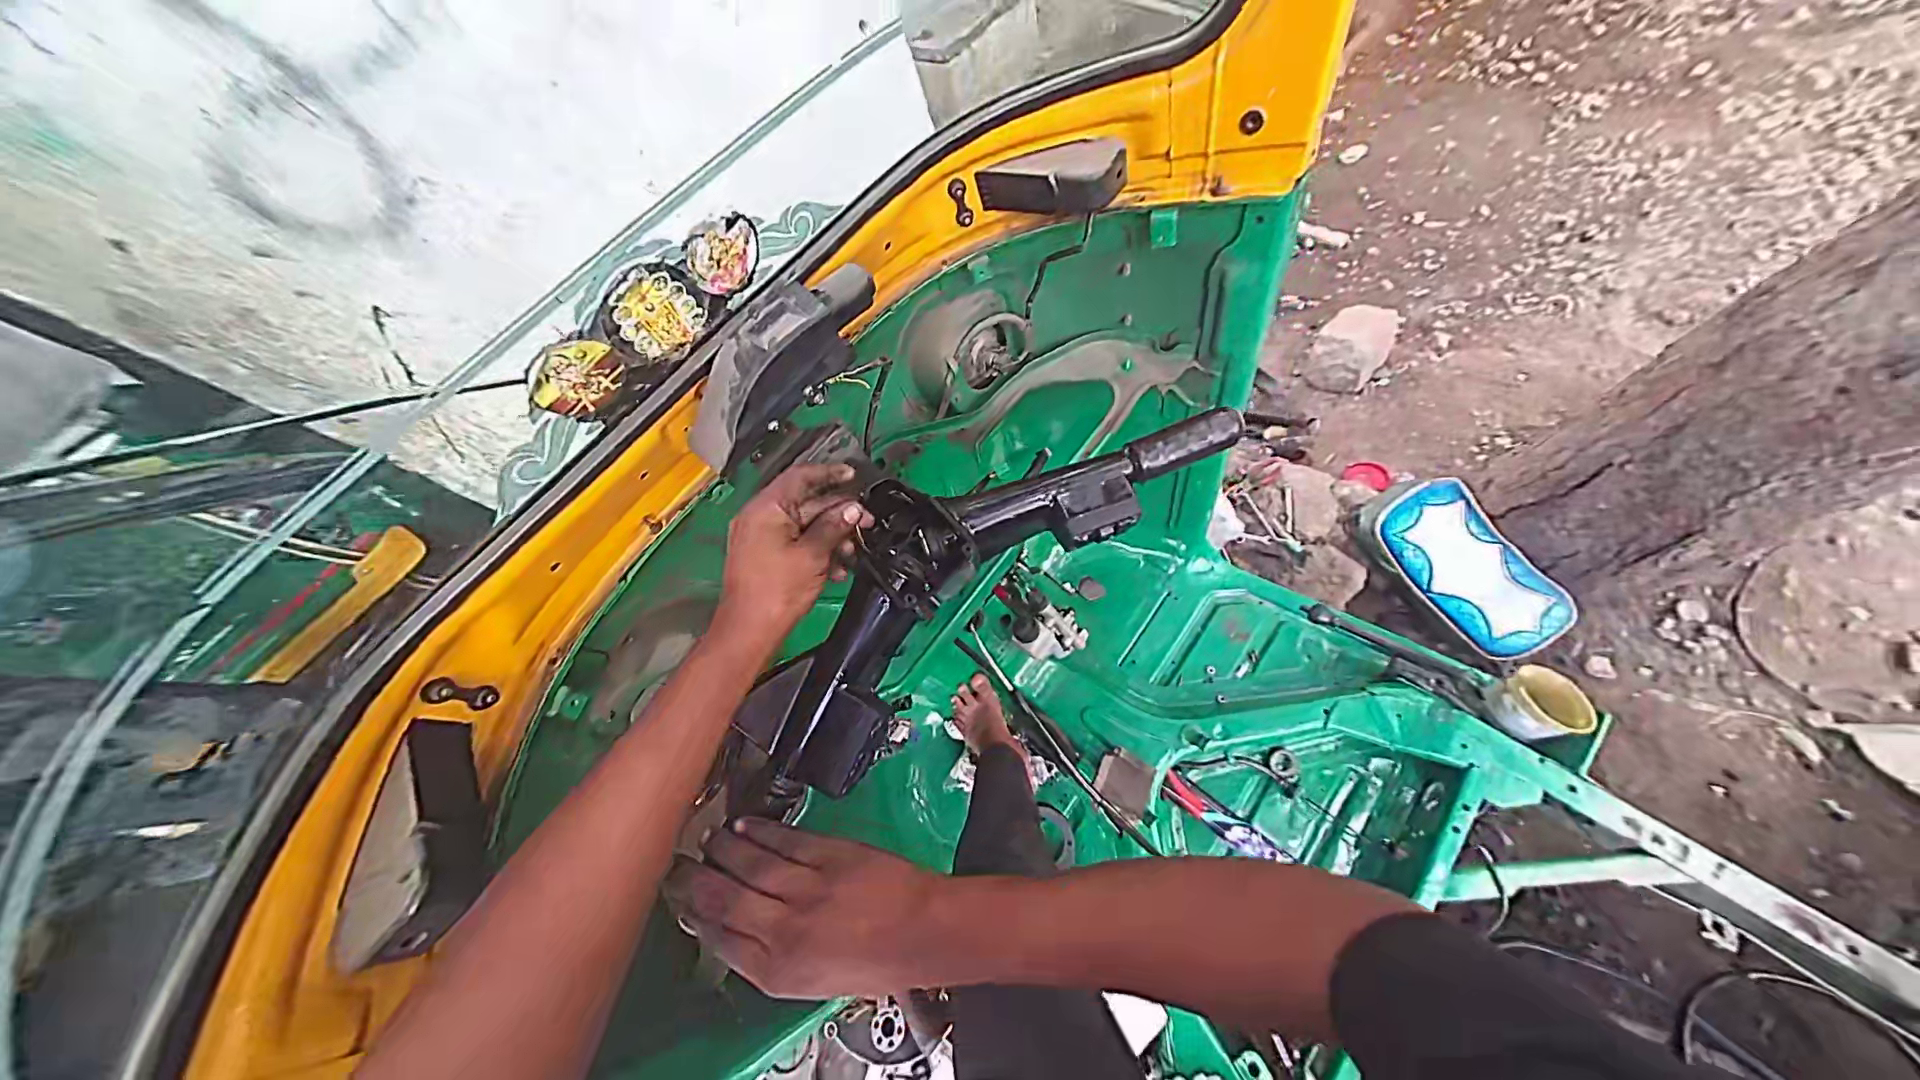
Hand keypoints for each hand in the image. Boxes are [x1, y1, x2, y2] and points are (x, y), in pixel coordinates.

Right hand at [664, 819, 944, 999]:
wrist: (921, 933)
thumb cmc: (875, 961)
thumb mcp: (813, 981)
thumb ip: (772, 957)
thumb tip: (741, 932)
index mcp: (778, 971)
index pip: (720, 939)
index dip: (696, 916)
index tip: (683, 900)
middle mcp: (785, 931)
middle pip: (726, 899)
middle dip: (698, 879)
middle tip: (682, 864)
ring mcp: (807, 890)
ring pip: (751, 864)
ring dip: (726, 849)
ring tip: (710, 839)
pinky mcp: (829, 856)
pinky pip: (785, 841)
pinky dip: (761, 831)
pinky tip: (745, 826)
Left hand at [713, 463, 871, 651]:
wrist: (750, 631)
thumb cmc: (774, 593)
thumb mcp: (813, 554)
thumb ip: (834, 526)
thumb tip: (852, 509)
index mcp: (766, 508)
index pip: (801, 477)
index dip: (830, 473)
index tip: (852, 475)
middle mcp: (759, 517)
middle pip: (806, 503)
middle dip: (838, 513)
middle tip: (864, 522)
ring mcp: (760, 537)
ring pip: (805, 525)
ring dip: (831, 535)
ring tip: (851, 551)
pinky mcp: (765, 556)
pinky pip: (796, 542)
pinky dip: (817, 549)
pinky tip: (836, 567)